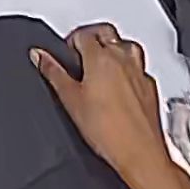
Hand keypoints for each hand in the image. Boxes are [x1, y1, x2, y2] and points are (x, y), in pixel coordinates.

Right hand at [33, 23, 178, 188]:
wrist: (142, 157)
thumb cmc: (108, 131)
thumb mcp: (69, 99)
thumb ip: (52, 72)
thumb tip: (38, 55)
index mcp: (100, 57)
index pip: (82, 34)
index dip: (71, 41)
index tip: (66, 53)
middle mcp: (122, 60)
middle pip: (107, 32)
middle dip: (92, 35)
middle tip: (81, 48)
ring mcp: (140, 73)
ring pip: (128, 45)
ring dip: (115, 46)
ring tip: (103, 58)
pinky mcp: (151, 89)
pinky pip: (140, 67)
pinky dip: (130, 67)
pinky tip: (122, 81)